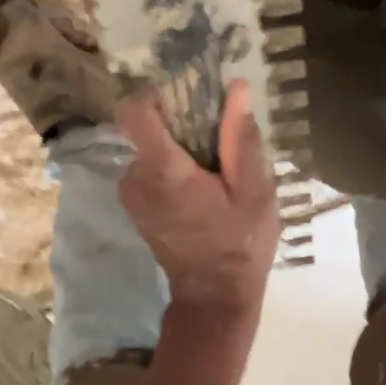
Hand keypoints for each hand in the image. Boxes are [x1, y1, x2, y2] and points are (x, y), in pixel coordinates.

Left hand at [117, 79, 279, 312]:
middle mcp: (135, 178)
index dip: (160, 94)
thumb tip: (236, 88)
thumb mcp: (254, 189)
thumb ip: (241, 137)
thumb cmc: (240, 242)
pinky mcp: (134, 205)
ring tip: (217, 169)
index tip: (193, 96)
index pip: (136, 111)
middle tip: (221, 139)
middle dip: (182, 123)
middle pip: (147, 126)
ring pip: (150, 146)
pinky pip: (149, 168)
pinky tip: (204, 186)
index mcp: (163, 171)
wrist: (214, 296)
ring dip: (180, 146)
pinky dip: (173, 165)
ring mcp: (130, 194)